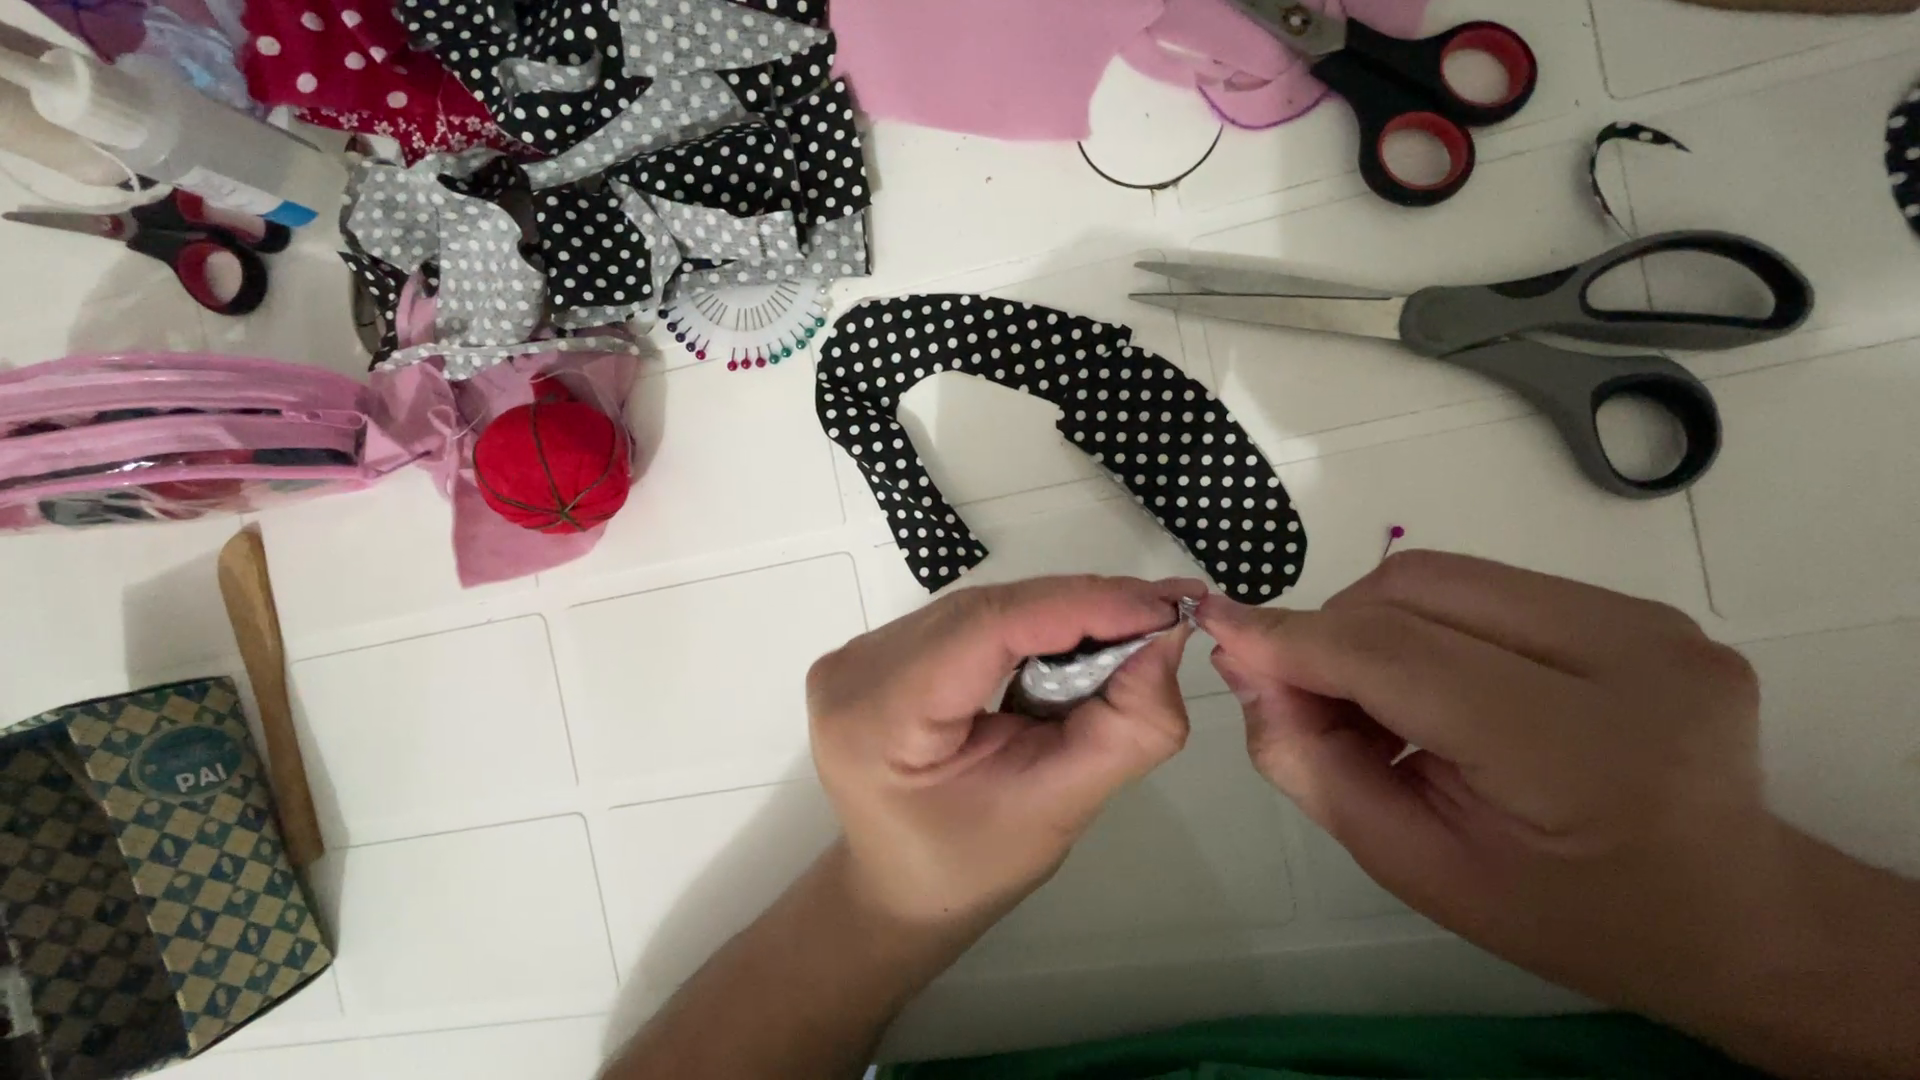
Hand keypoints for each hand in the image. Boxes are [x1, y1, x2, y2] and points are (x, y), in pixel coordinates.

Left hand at [808, 575, 1201, 933]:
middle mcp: (855, 670)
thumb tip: (1166, 640)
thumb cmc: (971, 866)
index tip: (1163, 605)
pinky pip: (965, 620)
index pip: (987, 628)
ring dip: (1057, 610)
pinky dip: (1027, 622)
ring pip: (979, 607)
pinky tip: (1072, 634)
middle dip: (1079, 605)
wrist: (899, 885)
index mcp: (878, 719)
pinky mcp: (876, 652)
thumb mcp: (1057, 810)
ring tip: (1128, 624)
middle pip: (984, 610)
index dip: (1080, 605)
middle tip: (1160, 612)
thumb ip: (1124, 730)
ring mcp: (858, 655)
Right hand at [1200, 552, 1782, 1020]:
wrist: (1733, 912)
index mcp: (1581, 753)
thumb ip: (1311, 763)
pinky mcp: (1636, 606)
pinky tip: (1432, 686)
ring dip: (1370, 625)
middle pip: (1410, 593)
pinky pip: (1476, 586)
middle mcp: (1628, 660)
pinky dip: (1420, 624)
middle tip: (1307, 701)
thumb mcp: (1413, 866)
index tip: (1214, 626)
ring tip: (1376, 701)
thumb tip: (1244, 666)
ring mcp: (1644, 622)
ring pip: (1435, 576)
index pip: (1397, 658)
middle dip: (1328, 634)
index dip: (1291, 637)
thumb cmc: (1563, 913)